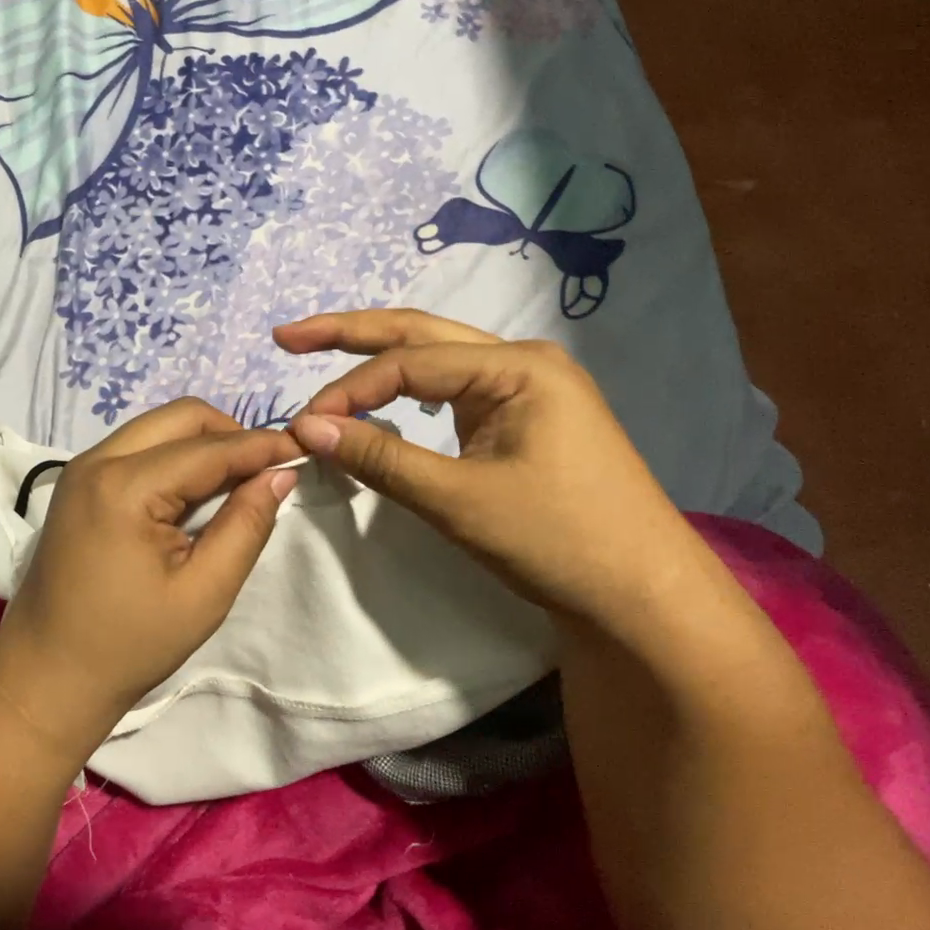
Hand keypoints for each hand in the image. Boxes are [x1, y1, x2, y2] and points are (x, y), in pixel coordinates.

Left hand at [0, 398, 302, 751]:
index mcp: (124, 486)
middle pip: (179, 416)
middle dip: (230, 434)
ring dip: (201, 444)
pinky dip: (172, 456)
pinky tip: (195, 492)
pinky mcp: (76, 483)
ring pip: (156, 427)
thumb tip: (280, 474)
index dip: (261, 447)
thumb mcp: (203, 592)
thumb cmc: (129, 643)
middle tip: (267, 470)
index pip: (209, 449)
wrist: (47, 673)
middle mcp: (97, 461)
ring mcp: (80, 468)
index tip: (304, 452)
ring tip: (237, 482)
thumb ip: (246, 525)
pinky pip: (135, 447)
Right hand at [274, 310, 698, 621]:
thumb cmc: (557, 540)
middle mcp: (523, 362)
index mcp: (518, 367)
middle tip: (286, 337)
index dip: (348, 391)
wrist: (643, 595)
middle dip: (349, 334)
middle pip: (420, 335)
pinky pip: (452, 390)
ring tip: (318, 349)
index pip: (408, 364)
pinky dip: (406, 390)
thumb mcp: (456, 498)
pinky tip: (382, 394)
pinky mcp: (523, 418)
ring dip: (377, 357)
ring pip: (435, 360)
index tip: (303, 428)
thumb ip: (378, 457)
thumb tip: (303, 427)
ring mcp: (527, 389)